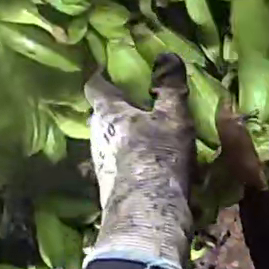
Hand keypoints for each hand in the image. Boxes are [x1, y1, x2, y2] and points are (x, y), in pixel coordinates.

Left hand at [84, 53, 195, 268]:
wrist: (147, 214)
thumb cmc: (158, 156)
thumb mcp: (173, 116)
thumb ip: (170, 86)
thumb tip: (166, 54)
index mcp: (107, 113)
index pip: (95, 86)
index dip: (101, 76)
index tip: (107, 71)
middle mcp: (95, 136)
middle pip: (101, 116)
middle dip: (116, 110)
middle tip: (136, 105)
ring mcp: (99, 165)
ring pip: (108, 142)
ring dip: (123, 138)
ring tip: (147, 136)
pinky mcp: (109, 188)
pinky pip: (118, 165)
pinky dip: (130, 161)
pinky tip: (149, 167)